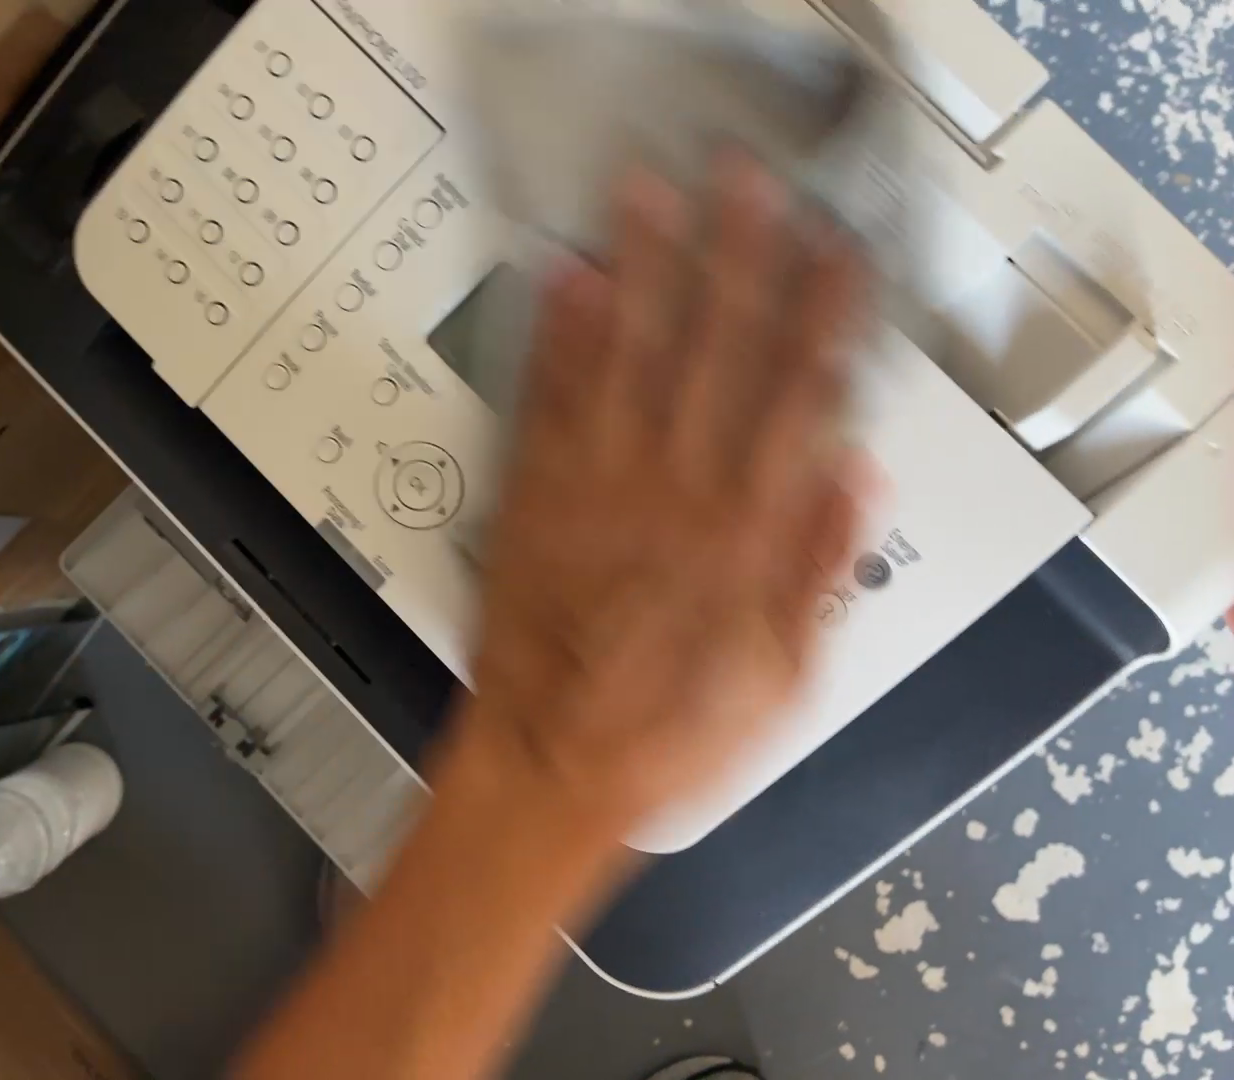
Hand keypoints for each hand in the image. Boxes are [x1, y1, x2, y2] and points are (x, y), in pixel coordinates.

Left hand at [462, 154, 871, 828]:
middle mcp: (671, 493)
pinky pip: (546, 408)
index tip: (831, 248)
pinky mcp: (530, 500)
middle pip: (711, 359)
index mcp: (743, 533)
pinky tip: (564, 285)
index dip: (817, 316)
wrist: (552, 757)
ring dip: (640, 274)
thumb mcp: (783, 673)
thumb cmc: (665, 730)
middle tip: (740, 183)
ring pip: (627, 362)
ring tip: (645, 199)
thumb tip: (851, 473)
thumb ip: (818, 567)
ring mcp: (594, 489)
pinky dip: (557, 343)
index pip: (796, 399)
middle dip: (729, 263)